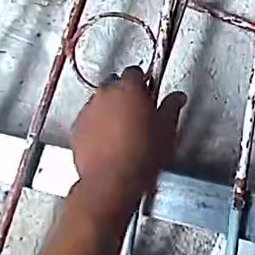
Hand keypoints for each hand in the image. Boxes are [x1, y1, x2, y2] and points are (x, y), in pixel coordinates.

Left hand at [69, 66, 186, 216]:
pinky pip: (89, 120)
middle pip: (115, 84)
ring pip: (100, 102)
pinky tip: (109, 141)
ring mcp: (89, 110)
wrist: (112, 182)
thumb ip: (171, 107)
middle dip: (125, 94)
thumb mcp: (166, 130)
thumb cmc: (140, 157)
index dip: (142, 82)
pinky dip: (97, 126)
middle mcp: (106, 94)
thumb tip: (177, 98)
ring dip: (110, 110)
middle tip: (137, 111)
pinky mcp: (77, 128)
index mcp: (130, 88)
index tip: (148, 92)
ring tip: (123, 131)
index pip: (135, 72)